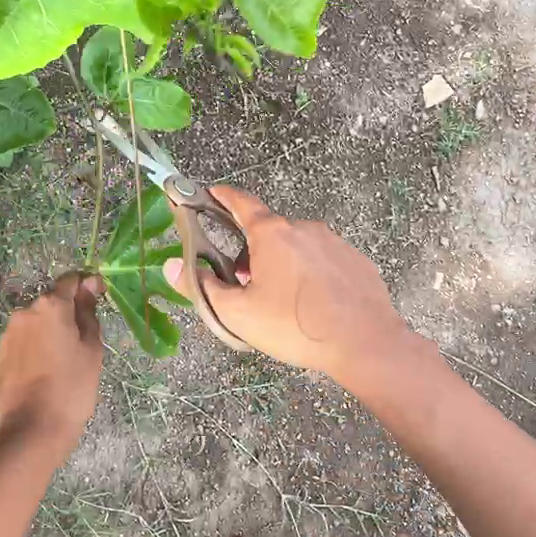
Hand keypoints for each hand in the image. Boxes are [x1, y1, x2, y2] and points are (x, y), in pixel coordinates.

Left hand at [0, 272, 103, 451]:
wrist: (33, 430)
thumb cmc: (72, 387)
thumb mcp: (92, 349)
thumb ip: (89, 313)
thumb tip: (88, 286)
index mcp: (51, 305)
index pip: (70, 281)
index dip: (86, 285)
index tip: (98, 297)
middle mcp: (25, 311)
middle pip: (51, 302)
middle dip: (66, 313)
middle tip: (83, 339)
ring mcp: (9, 333)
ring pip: (35, 322)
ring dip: (49, 330)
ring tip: (63, 358)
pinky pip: (23, 341)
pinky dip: (35, 347)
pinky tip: (44, 370)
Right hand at [164, 187, 413, 381]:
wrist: (366, 344)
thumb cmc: (295, 326)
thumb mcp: (238, 314)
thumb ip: (202, 287)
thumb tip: (169, 266)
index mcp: (271, 233)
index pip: (241, 202)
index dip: (222, 196)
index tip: (211, 192)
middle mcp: (303, 228)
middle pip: (268, 232)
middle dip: (252, 252)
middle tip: (246, 284)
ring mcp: (333, 242)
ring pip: (297, 247)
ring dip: (283, 264)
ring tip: (281, 302)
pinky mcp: (356, 261)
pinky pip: (324, 261)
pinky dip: (312, 275)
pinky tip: (313, 306)